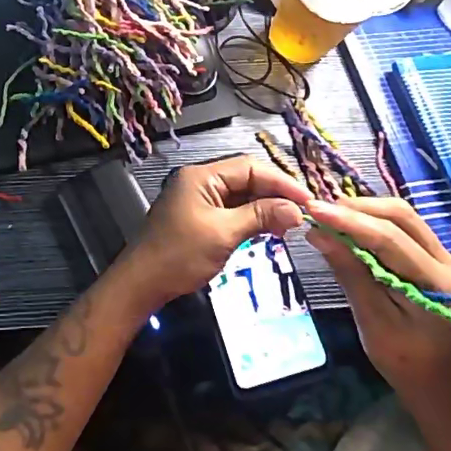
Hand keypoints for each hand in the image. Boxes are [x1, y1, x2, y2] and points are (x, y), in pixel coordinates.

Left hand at [112, 155, 311, 307]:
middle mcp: (201, 181)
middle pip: (247, 178)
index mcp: (202, 176)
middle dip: (276, 194)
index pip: (250, 167)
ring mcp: (201, 199)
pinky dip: (253, 218)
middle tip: (303, 214)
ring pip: (242, 195)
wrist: (143, 282)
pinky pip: (234, 210)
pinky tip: (271, 230)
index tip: (307, 200)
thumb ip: (260, 216)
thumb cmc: (180, 255)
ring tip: (290, 225)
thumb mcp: (224, 234)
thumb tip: (295, 209)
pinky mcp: (202, 217)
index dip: (281, 181)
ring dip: (267, 208)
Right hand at [306, 196, 450, 401]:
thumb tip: (319, 234)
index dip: (349, 220)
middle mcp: (449, 263)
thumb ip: (350, 274)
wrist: (444, 390)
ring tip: (331, 215)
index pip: (390, 238)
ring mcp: (446, 259)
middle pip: (402, 217)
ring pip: (404, 218)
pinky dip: (376, 223)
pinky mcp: (436, 261)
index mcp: (438, 284)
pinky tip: (352, 227)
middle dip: (359, 208)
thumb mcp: (373, 324)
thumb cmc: (407, 366)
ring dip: (366, 211)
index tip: (314, 209)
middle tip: (320, 209)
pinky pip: (405, 229)